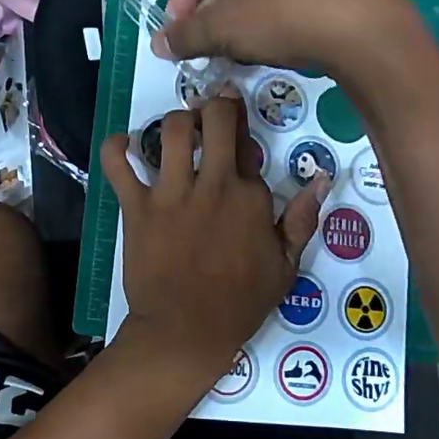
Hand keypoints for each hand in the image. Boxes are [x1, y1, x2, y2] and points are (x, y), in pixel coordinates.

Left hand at [103, 94, 326, 378]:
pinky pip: (118, 164)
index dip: (243, 129)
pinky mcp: (136, 208)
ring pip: (170, 129)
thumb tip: (322, 179)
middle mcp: (212, 184)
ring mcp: (171, 194)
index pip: (248, 143)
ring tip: (177, 131)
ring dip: (175, 121)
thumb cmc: (240, 304)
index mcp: (250, 197)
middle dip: (214, 106)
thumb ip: (301, 220)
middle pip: (213, 119)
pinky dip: (116, 148)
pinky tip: (123, 144)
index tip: (238, 126)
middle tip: (209, 113)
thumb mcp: (285, 267)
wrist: (186, 332)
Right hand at [157, 0, 430, 80]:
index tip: (173, 35)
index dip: (180, 0)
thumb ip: (187, 33)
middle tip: (201, 47)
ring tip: (230, 52)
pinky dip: (269, 15)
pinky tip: (266, 45)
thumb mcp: (226, 26)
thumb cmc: (286, 14)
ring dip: (239, 18)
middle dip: (212, 12)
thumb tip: (160, 44)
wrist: (367, 32)